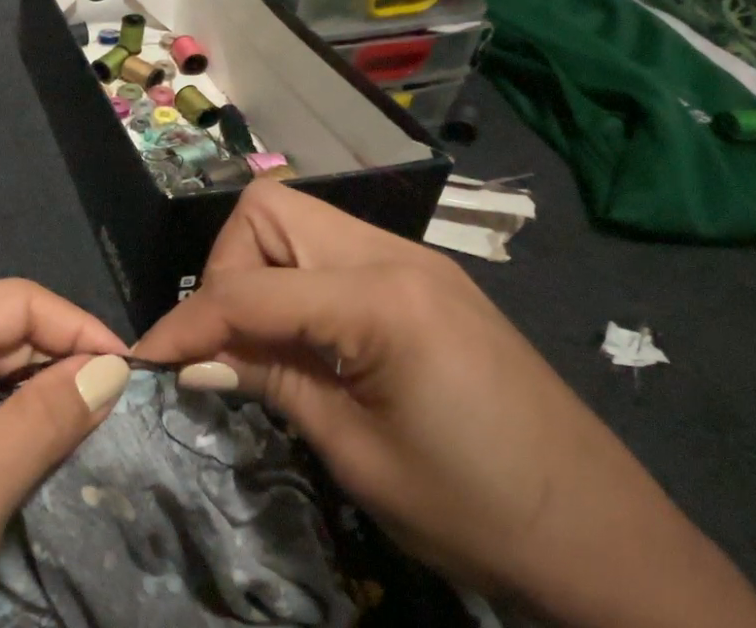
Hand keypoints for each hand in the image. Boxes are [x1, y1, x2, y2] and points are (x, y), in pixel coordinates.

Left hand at [0, 280, 130, 627]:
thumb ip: (50, 415)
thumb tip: (115, 367)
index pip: (18, 302)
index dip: (80, 329)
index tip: (135, 376)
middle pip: (6, 331)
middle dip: (66, 363)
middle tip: (125, 413)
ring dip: (45, 395)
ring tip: (98, 430)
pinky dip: (15, 420)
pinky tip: (48, 446)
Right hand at [134, 180, 755, 627]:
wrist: (610, 543)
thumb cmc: (478, 510)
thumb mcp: (354, 452)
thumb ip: (269, 382)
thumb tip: (194, 360)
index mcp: (382, 300)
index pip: (247, 289)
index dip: (186, 322)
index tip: (146, 357)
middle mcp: (396, 256)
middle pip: (268, 212)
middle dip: (225, 269)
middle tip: (228, 344)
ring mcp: (416, 262)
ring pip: (297, 222)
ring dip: (258, 272)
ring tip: (263, 346)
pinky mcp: (427, 282)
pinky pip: (332, 251)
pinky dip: (296, 282)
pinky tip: (306, 341)